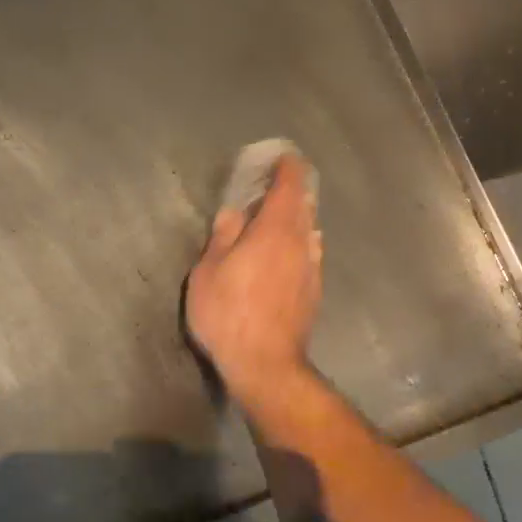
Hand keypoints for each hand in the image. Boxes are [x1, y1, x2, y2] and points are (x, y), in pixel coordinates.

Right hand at [184, 152, 323, 406]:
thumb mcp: (208, 274)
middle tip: (272, 186)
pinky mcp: (313, 290)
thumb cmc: (227, 314)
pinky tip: (284, 256)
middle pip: (303, 206)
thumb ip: (222, 239)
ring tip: (276, 220)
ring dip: (295, 219)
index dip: (286, 168)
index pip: (289, 186)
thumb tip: (233, 213)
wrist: (265, 363)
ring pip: (308, 231)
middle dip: (290, 191)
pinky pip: (308, 254)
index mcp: (274, 231)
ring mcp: (311, 267)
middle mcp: (300, 242)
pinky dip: (297, 244)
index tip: (280, 157)